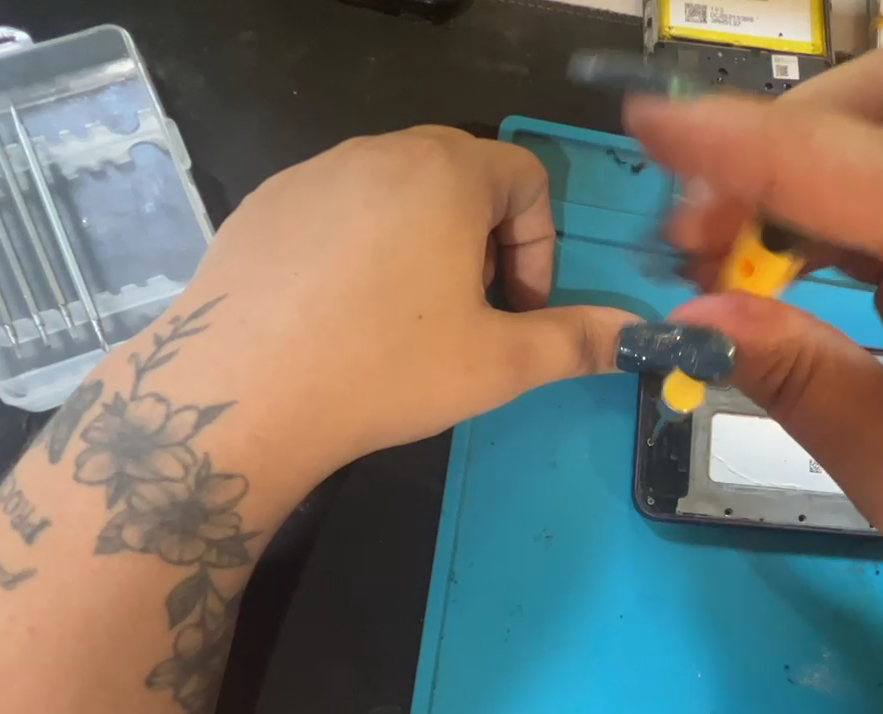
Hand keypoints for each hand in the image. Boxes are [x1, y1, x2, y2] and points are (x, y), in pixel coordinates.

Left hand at [173, 126, 637, 477]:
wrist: (245, 393)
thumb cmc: (390, 368)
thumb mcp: (502, 363)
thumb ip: (578, 342)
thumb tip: (637, 337)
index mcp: (447, 173)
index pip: (525, 177)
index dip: (539, 246)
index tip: (518, 310)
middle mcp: (379, 152)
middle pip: (464, 177)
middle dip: (488, 244)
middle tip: (472, 315)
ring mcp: (313, 172)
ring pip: (401, 192)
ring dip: (430, 246)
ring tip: (410, 320)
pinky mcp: (266, 204)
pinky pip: (343, 209)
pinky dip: (369, 249)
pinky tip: (347, 315)